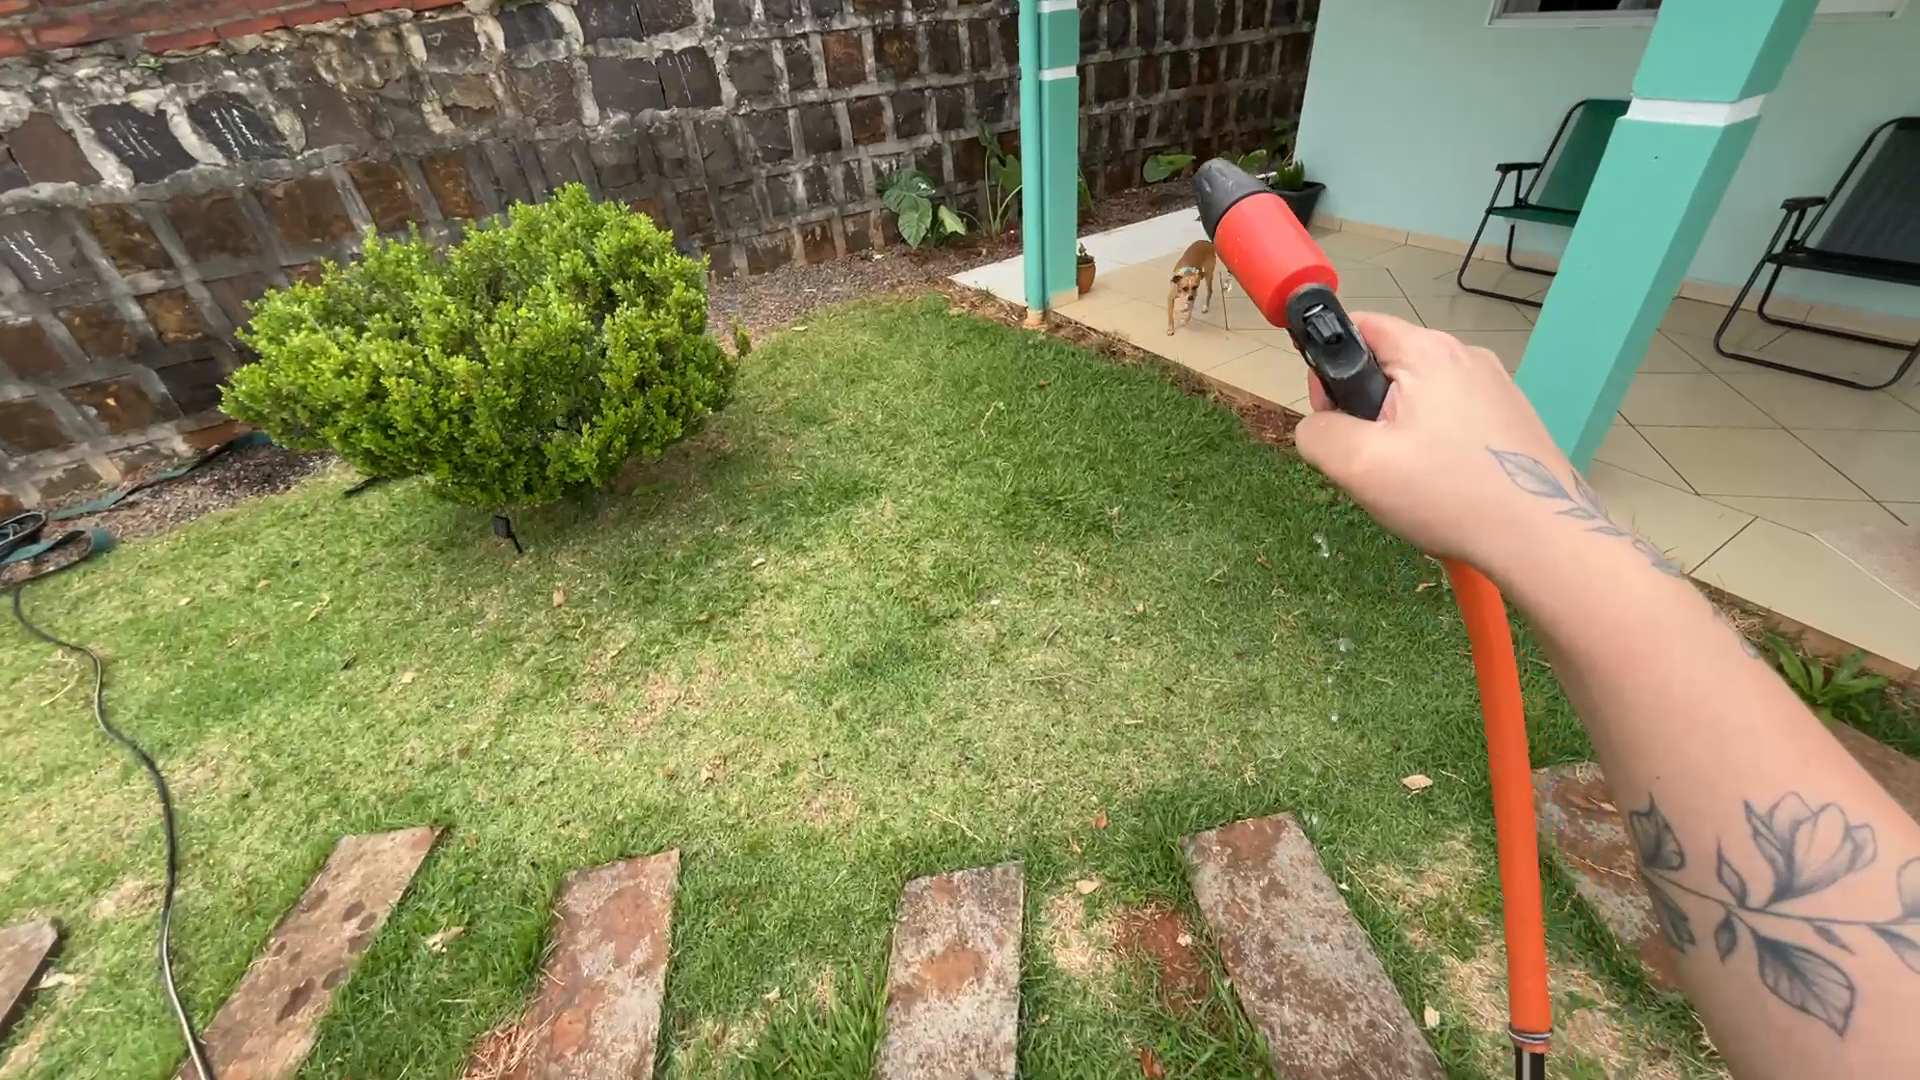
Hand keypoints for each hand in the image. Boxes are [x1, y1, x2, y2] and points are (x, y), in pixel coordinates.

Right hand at [1294, 312, 1572, 573]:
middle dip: (1359, 408)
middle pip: (1384, 365)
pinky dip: (1425, 443)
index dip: (1327, 366)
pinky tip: (1434, 482)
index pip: (1357, 326)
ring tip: (1400, 477)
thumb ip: (1315, 431)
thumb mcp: (1355, 463)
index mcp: (1428, 353)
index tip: (1330, 415)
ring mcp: (1494, 387)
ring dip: (1390, 430)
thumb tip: (1317, 424)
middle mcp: (1465, 357)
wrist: (1543, 538)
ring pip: (1412, 396)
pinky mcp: (1508, 417)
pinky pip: (1444, 417)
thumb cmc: (1446, 493)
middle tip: (1363, 458)